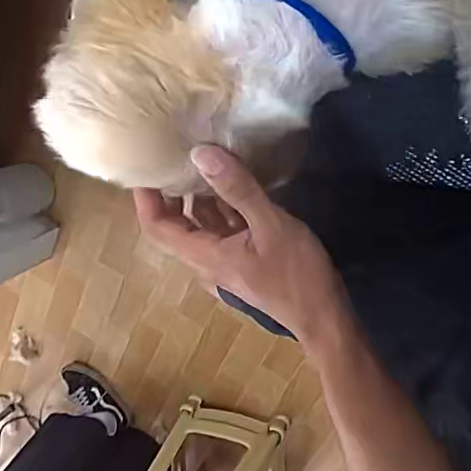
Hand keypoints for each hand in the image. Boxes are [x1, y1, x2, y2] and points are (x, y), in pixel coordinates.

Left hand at [133, 147, 353, 346]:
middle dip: (174, 193)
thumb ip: (239, 190)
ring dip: (203, 200)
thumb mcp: (272, 225)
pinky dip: (226, 212)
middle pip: (177, 227)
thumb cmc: (297, 274)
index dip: (146, 197)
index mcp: (205, 256)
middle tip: (178, 156)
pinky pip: (226, 234)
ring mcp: (228, 266)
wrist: (324, 317)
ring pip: (204, 229)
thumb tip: (201, 153)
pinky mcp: (247, 265)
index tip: (148, 165)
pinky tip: (240, 191)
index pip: (156, 226)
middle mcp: (208, 263)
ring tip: (210, 164)